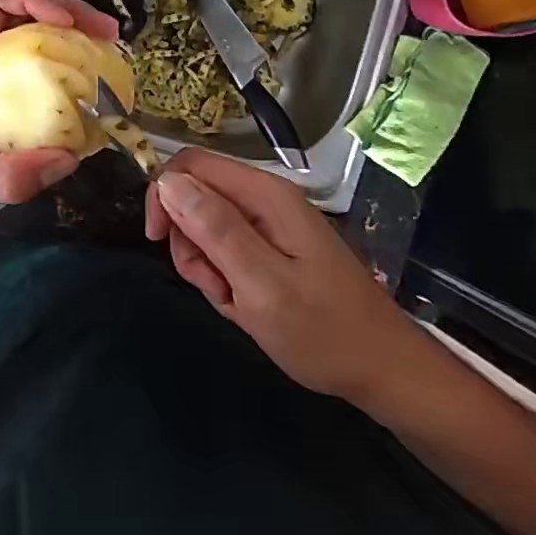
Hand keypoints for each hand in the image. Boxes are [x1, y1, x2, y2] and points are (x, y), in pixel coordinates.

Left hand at [0, 0, 121, 223]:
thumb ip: (13, 176)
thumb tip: (69, 157)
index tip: (67, 25)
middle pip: (19, 6)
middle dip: (67, 11)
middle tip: (108, 35)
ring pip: (29, 28)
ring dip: (70, 32)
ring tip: (106, 49)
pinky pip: (31, 56)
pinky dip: (62, 57)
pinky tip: (86, 77)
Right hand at [145, 148, 413, 400]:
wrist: (378, 367)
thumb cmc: (322, 330)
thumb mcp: (261, 284)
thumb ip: (215, 229)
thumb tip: (168, 181)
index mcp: (264, 195)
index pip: (190, 166)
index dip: (164, 197)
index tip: (157, 240)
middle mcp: (265, 199)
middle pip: (194, 199)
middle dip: (189, 244)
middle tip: (217, 286)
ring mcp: (270, 224)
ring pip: (205, 230)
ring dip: (206, 268)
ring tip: (237, 302)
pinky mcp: (272, 248)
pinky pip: (226, 253)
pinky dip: (225, 281)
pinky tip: (247, 307)